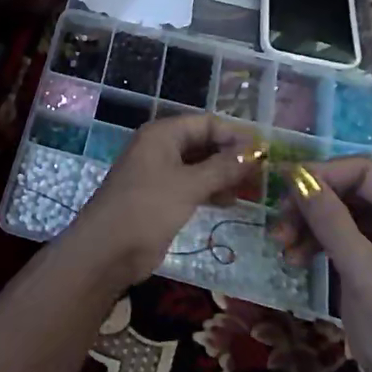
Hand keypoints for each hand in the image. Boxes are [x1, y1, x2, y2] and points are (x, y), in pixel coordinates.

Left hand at [68, 115, 256, 286]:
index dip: (234, 135)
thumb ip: (223, 167)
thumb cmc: (147, 208)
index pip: (205, 123)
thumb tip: (254, 152)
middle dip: (230, 156)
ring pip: (198, 166)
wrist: (108, 248)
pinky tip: (230, 203)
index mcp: (161, 135)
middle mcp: (159, 149)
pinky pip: (191, 186)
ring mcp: (158, 174)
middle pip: (202, 143)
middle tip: (262, 174)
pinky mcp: (160, 198)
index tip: (263, 153)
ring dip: (223, 175)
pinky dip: (210, 191)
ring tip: (251, 190)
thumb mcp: (189, 185)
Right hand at [271, 157, 371, 371]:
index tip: (284, 185)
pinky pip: (341, 237)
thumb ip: (329, 219)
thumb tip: (296, 175)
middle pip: (352, 191)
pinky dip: (316, 243)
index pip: (368, 173)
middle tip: (278, 220)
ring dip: (308, 224)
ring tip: (281, 245)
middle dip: (312, 203)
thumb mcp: (360, 269)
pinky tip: (294, 258)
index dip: (325, 172)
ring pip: (342, 214)